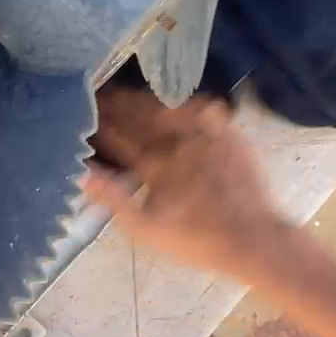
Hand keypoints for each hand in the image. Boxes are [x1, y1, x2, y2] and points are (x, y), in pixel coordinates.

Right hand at [82, 89, 292, 279]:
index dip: (103, 124)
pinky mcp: (230, 136)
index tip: (87, 112)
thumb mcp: (146, 229)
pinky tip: (181, 104)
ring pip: (170, 107)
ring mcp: (206, 136)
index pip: (120, 136)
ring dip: (147, 101)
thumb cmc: (196, 239)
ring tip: (132, 98)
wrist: (252, 240)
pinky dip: (189, 104)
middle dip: (120, 105)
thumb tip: (82, 175)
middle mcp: (178, 142)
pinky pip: (207, 108)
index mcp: (155, 164)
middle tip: (104, 96)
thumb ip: (112, 199)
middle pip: (142, 116)